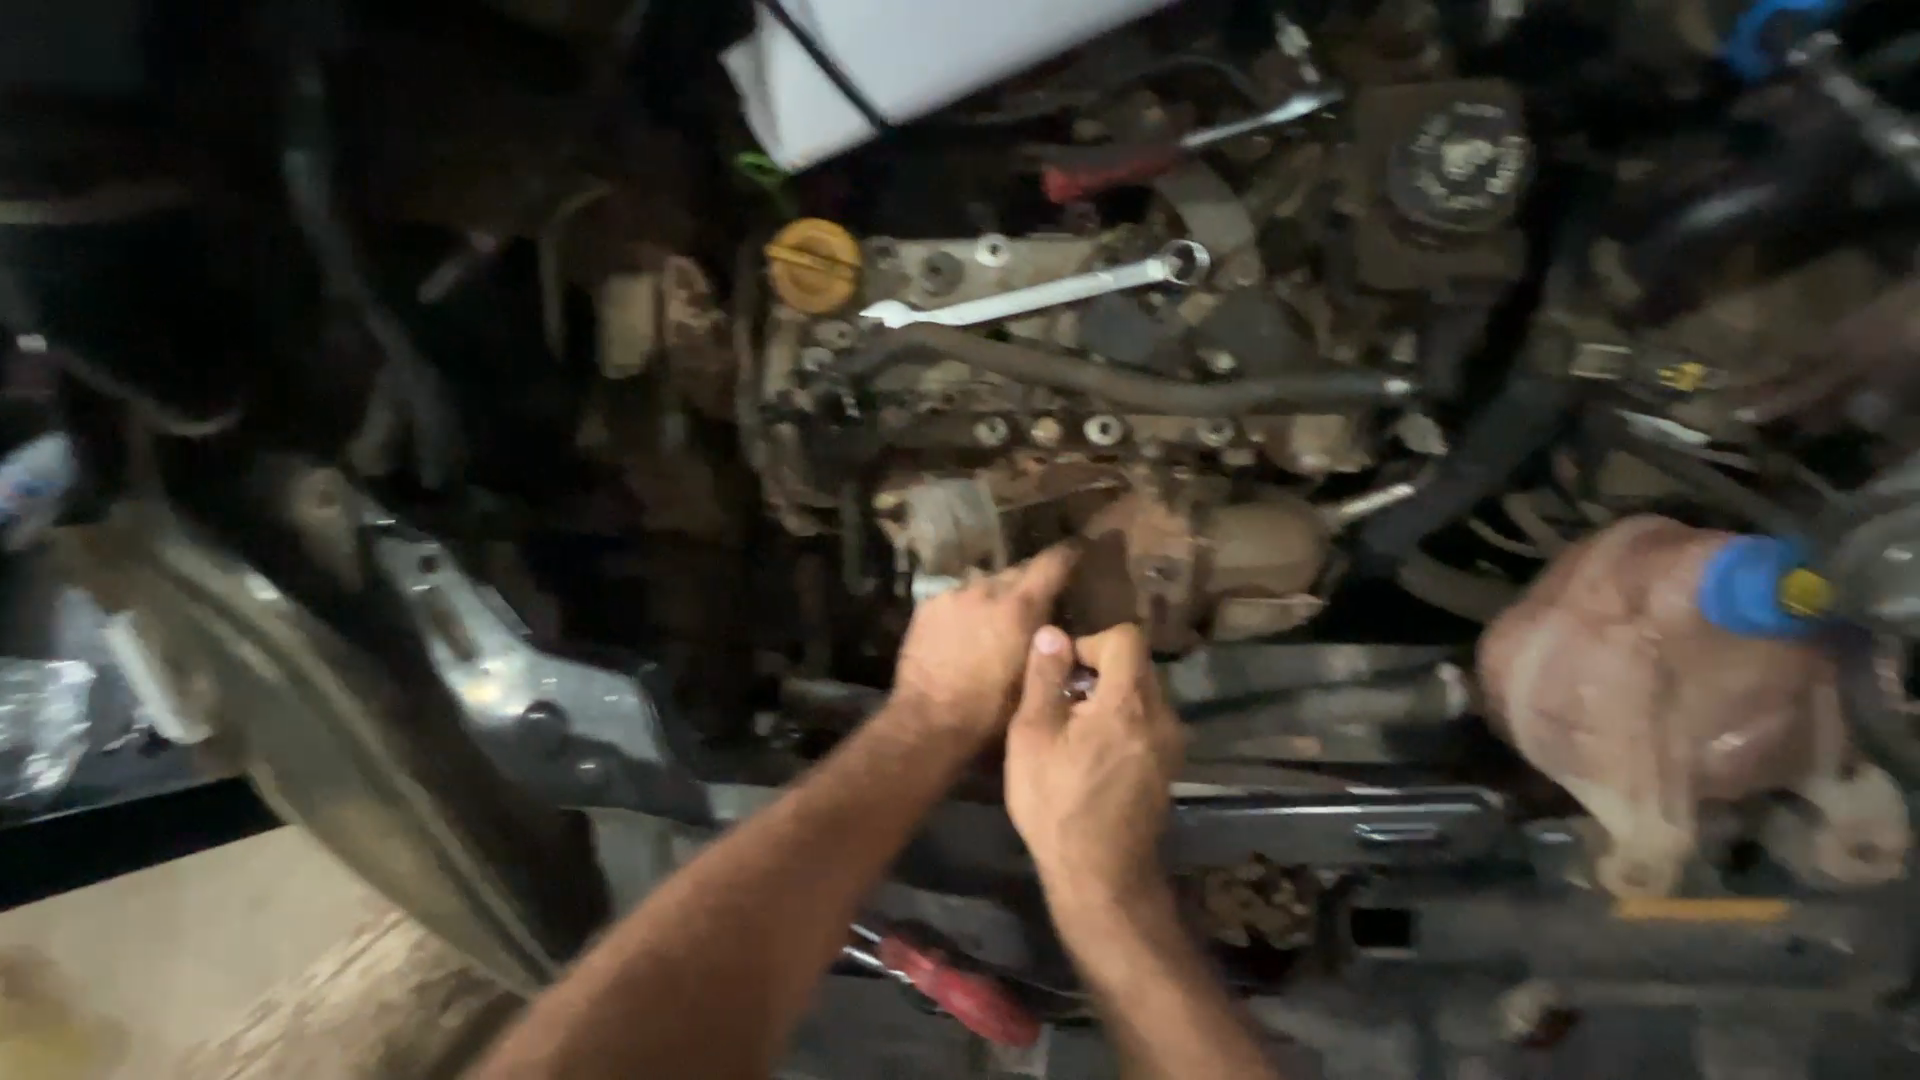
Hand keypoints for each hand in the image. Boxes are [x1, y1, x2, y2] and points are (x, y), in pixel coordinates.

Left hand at [892, 543, 1079, 736]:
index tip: (1076, 552)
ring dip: (994, 597)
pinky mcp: (928, 606)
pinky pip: (957, 597)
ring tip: (995, 621)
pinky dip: (967, 608)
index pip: (1051, 564)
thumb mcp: (1034, 680)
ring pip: (984, 584)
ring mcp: (953, 595)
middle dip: (1029, 584)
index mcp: (1020, 609)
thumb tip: (1057, 629)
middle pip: (1016, 572)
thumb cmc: (989, 712)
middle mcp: (986, 590)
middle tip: (1035, 604)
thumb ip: (1048, 646)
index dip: (1067, 555)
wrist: (927, 721)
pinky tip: (964, 632)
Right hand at [1004, 624, 1183, 908]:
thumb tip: (1052, 632)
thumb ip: (1044, 678)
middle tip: (1061, 702)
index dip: (1089, 643)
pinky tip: (1092, 753)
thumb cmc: (1057, 803)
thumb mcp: (1032, 736)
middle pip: (1136, 664)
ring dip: (1109, 696)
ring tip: (1073, 730)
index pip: (1125, 638)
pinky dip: (1122, 721)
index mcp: (1129, 703)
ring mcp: (1171, 744)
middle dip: (1098, 670)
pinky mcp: (1170, 766)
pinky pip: (1147, 721)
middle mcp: (1162, 716)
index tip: (1062, 673)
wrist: (1100, 876)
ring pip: (1142, 693)